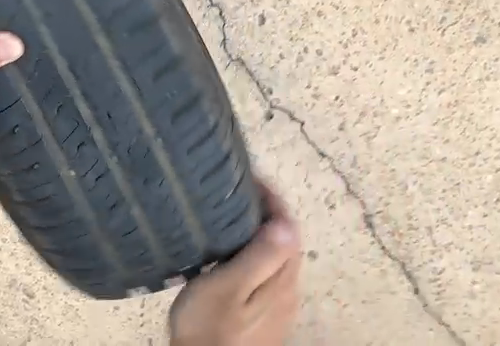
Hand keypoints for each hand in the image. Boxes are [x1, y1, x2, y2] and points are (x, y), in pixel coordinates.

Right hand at [170, 183, 302, 345]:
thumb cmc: (210, 323)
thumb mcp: (229, 286)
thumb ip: (258, 257)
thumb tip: (285, 223)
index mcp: (281, 282)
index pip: (289, 230)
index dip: (273, 200)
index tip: (247, 176)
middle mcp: (287, 291)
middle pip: (286, 242)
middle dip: (266, 210)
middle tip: (234, 186)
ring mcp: (277, 304)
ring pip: (277, 256)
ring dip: (260, 229)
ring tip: (228, 207)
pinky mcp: (263, 312)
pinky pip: (267, 269)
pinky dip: (255, 247)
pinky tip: (230, 245)